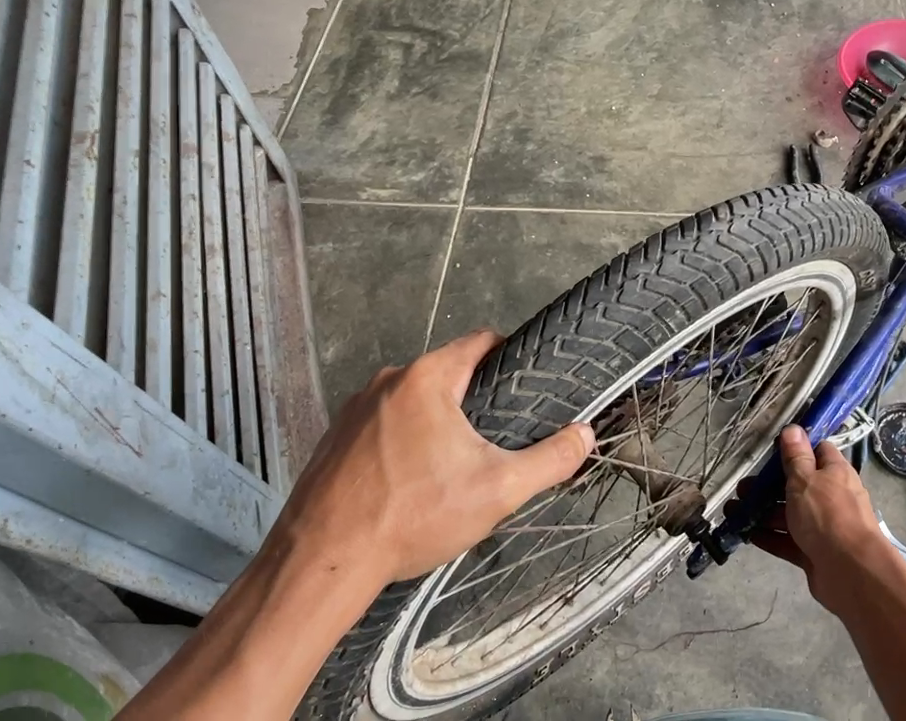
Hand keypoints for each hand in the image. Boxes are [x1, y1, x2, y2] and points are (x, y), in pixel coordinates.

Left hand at [267, 330, 595, 587]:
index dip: (511, 355)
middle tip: (498, 436)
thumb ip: (550, 459)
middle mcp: (387, 381)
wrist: (320, 564)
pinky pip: (382, 424)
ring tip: (455, 464)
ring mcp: (353, 409)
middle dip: (475, 398)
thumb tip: (585, 435)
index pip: (480, 341)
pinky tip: (409, 481)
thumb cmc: (414, 515)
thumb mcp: (498, 489)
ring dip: (437, 420)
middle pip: (447, 373)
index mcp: (427, 377)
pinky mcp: (332, 439)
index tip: (528, 384)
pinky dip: (403, 440)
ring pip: (413, 400)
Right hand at [742, 425, 883, 612]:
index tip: (770, 451)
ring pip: (790, 514)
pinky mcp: (814, 553)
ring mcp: (823, 527)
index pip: (817, 452)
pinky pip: (788, 541)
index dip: (796, 449)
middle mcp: (831, 497)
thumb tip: (793, 428)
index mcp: (834, 472)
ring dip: (763, 512)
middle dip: (768, 486)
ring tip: (734, 512)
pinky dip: (769, 537)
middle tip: (742, 488)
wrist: (850, 572)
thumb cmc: (827, 515)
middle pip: (798, 485)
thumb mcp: (805, 479)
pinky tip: (747, 534)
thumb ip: (796, 456)